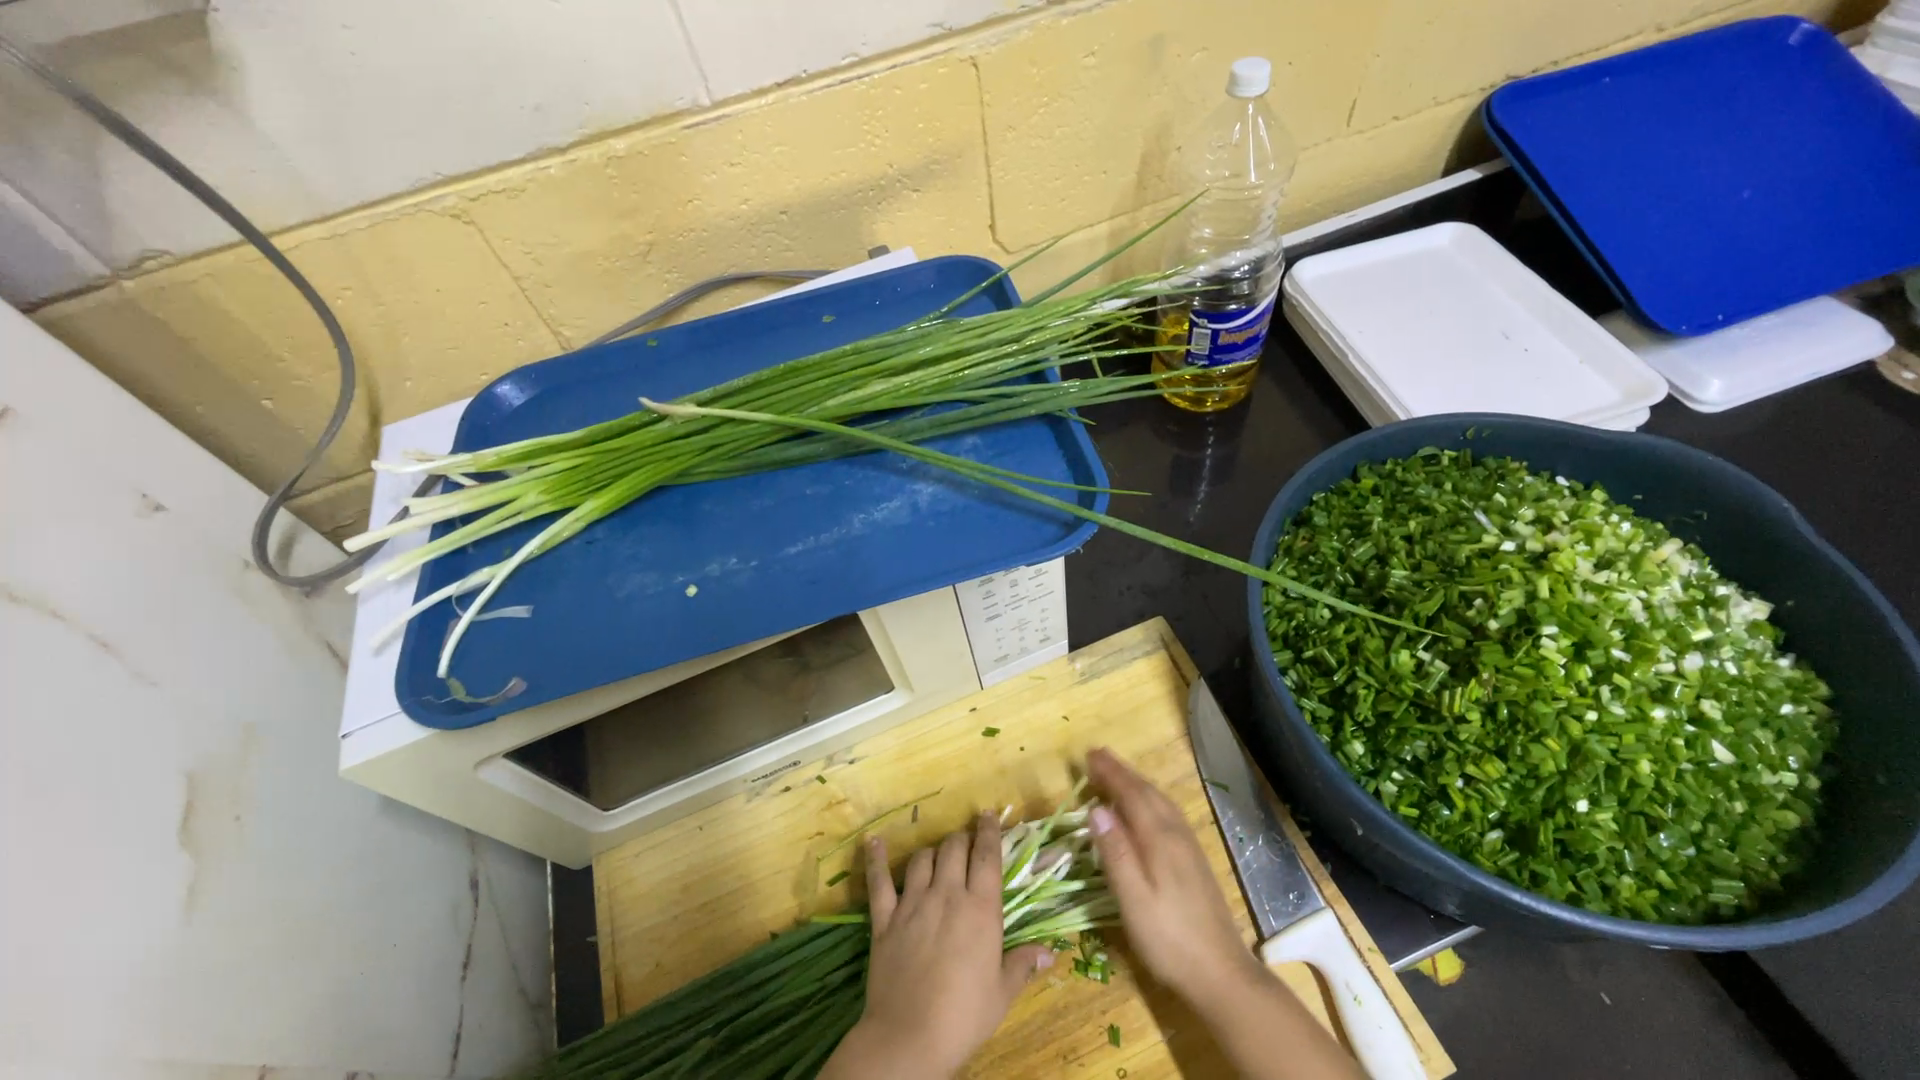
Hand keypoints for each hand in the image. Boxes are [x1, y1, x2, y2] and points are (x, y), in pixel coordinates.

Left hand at [820, 812, 1053, 1079]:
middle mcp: (947, 895)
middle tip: (966, 842)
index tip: (988, 816)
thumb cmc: (965, 1015)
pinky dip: (876, 859)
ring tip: (937, 854)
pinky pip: (879, 881)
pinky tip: (873, 842)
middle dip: (961, 839)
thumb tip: (1049, 953)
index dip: (989, 832)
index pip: (987, 856)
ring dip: (932, 851)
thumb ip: (1023, 965)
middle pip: (953, 849)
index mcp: (981, 909)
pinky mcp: (884, 919)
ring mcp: (912, 904)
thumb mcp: (1002, 992)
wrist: (911, 1034)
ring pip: (922, 859)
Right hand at [1087, 747, 1264, 1002]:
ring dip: (1138, 785)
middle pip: (1148, 794)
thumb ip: (1115, 853)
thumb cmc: (1169, 939)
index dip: (1110, 774)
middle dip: (1123, 773)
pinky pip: (1169, 816)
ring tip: (1117, 775)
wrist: (1221, 973)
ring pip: (1162, 804)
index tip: (1089, 755)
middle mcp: (1177, 836)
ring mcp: (1190, 849)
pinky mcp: (1195, 863)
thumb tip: (1096, 810)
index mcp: (1160, 841)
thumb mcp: (1133, 900)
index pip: (1132, 796)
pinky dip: (1151, 802)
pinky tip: (1147, 812)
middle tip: (1098, 756)